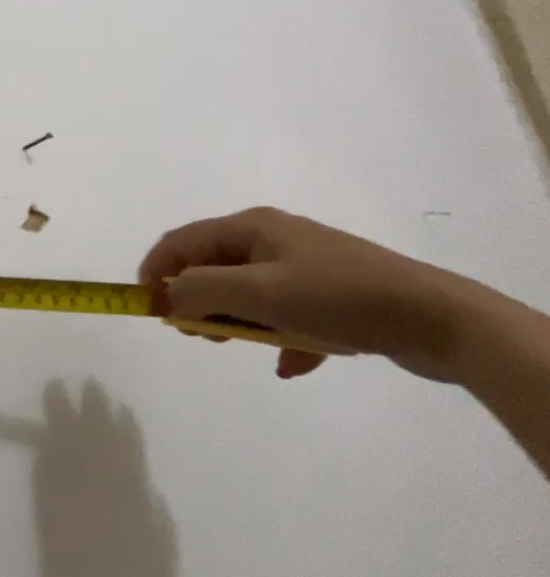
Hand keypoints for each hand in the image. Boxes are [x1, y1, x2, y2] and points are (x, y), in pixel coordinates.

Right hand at [139, 207, 500, 382]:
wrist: (443, 321)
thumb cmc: (338, 296)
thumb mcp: (259, 293)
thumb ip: (199, 291)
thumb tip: (162, 298)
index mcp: (251, 227)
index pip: (181, 242)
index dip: (155, 270)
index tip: (148, 308)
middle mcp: (274, 239)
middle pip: (213, 267)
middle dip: (197, 300)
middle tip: (196, 334)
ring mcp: (306, 267)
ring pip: (249, 293)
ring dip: (238, 321)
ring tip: (242, 346)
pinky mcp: (335, 297)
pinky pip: (288, 314)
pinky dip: (279, 337)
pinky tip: (287, 364)